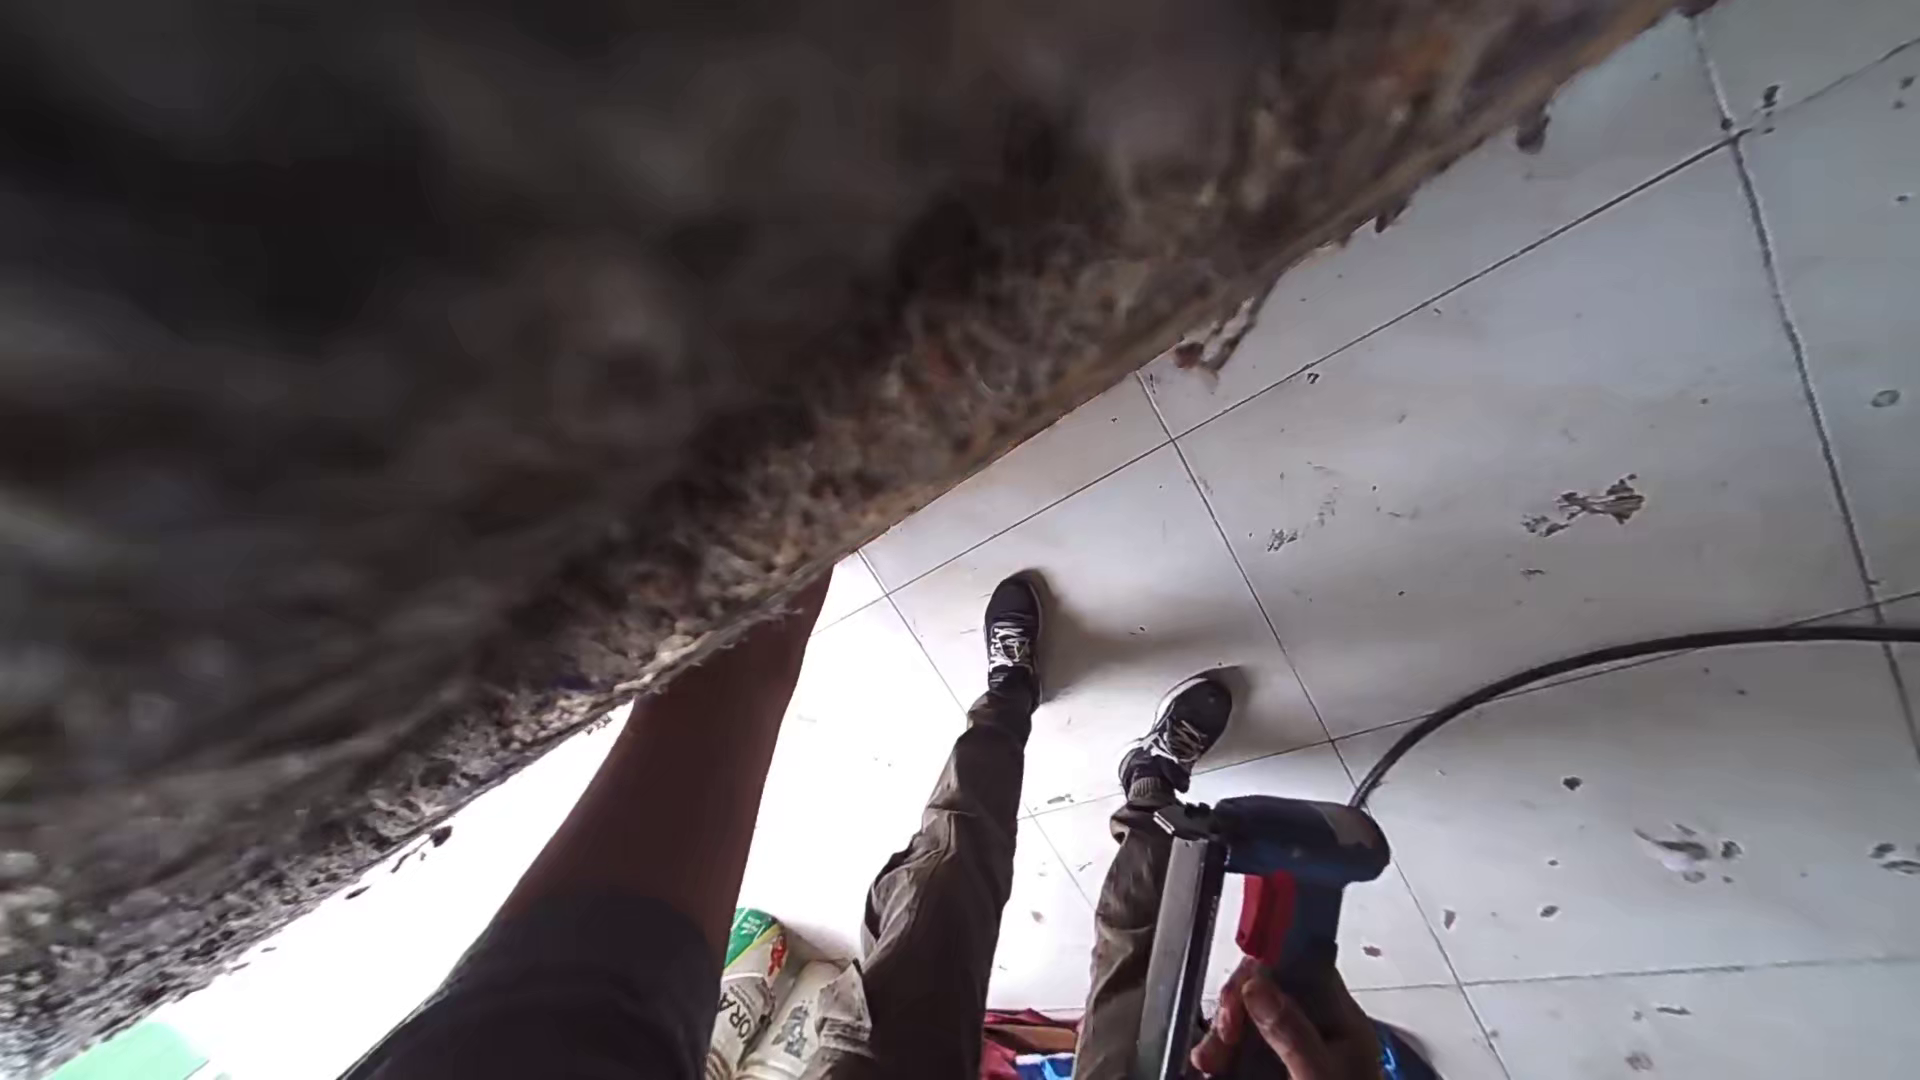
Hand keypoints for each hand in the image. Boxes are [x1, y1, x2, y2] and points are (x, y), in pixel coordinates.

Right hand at [1190, 958, 1381, 1078]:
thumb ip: (1292, 1036)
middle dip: (1235, 1004)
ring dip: (1223, 1030)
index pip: (1299, 961)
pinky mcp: (1279, 1062)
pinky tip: (1210, 1063)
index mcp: (1341, 1020)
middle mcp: (1320, 1023)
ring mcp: (1299, 1043)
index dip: (1264, 966)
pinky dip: (1224, 1048)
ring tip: (1208, 1061)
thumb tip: (1256, 985)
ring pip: (1249, 1012)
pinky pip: (1245, 1039)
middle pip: (1267, 985)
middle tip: (1222, 1035)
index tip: (1240, 992)